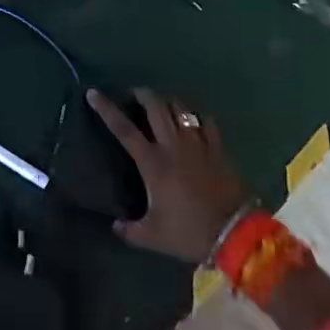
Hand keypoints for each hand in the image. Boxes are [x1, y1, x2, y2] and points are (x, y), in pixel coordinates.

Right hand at [86, 88, 249, 264]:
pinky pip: (206, 122)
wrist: (236, 236)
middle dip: (141, 94)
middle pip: (155, 106)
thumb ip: (129, 230)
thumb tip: (115, 226)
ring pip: (180, 109)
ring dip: (166, 101)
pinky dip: (196, 115)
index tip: (93, 93)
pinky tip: (192, 118)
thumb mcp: (152, 236)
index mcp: (152, 162)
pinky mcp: (219, 150)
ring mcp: (198, 145)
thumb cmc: (189, 232)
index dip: (106, 108)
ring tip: (160, 104)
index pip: (123, 128)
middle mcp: (173, 146)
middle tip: (133, 95)